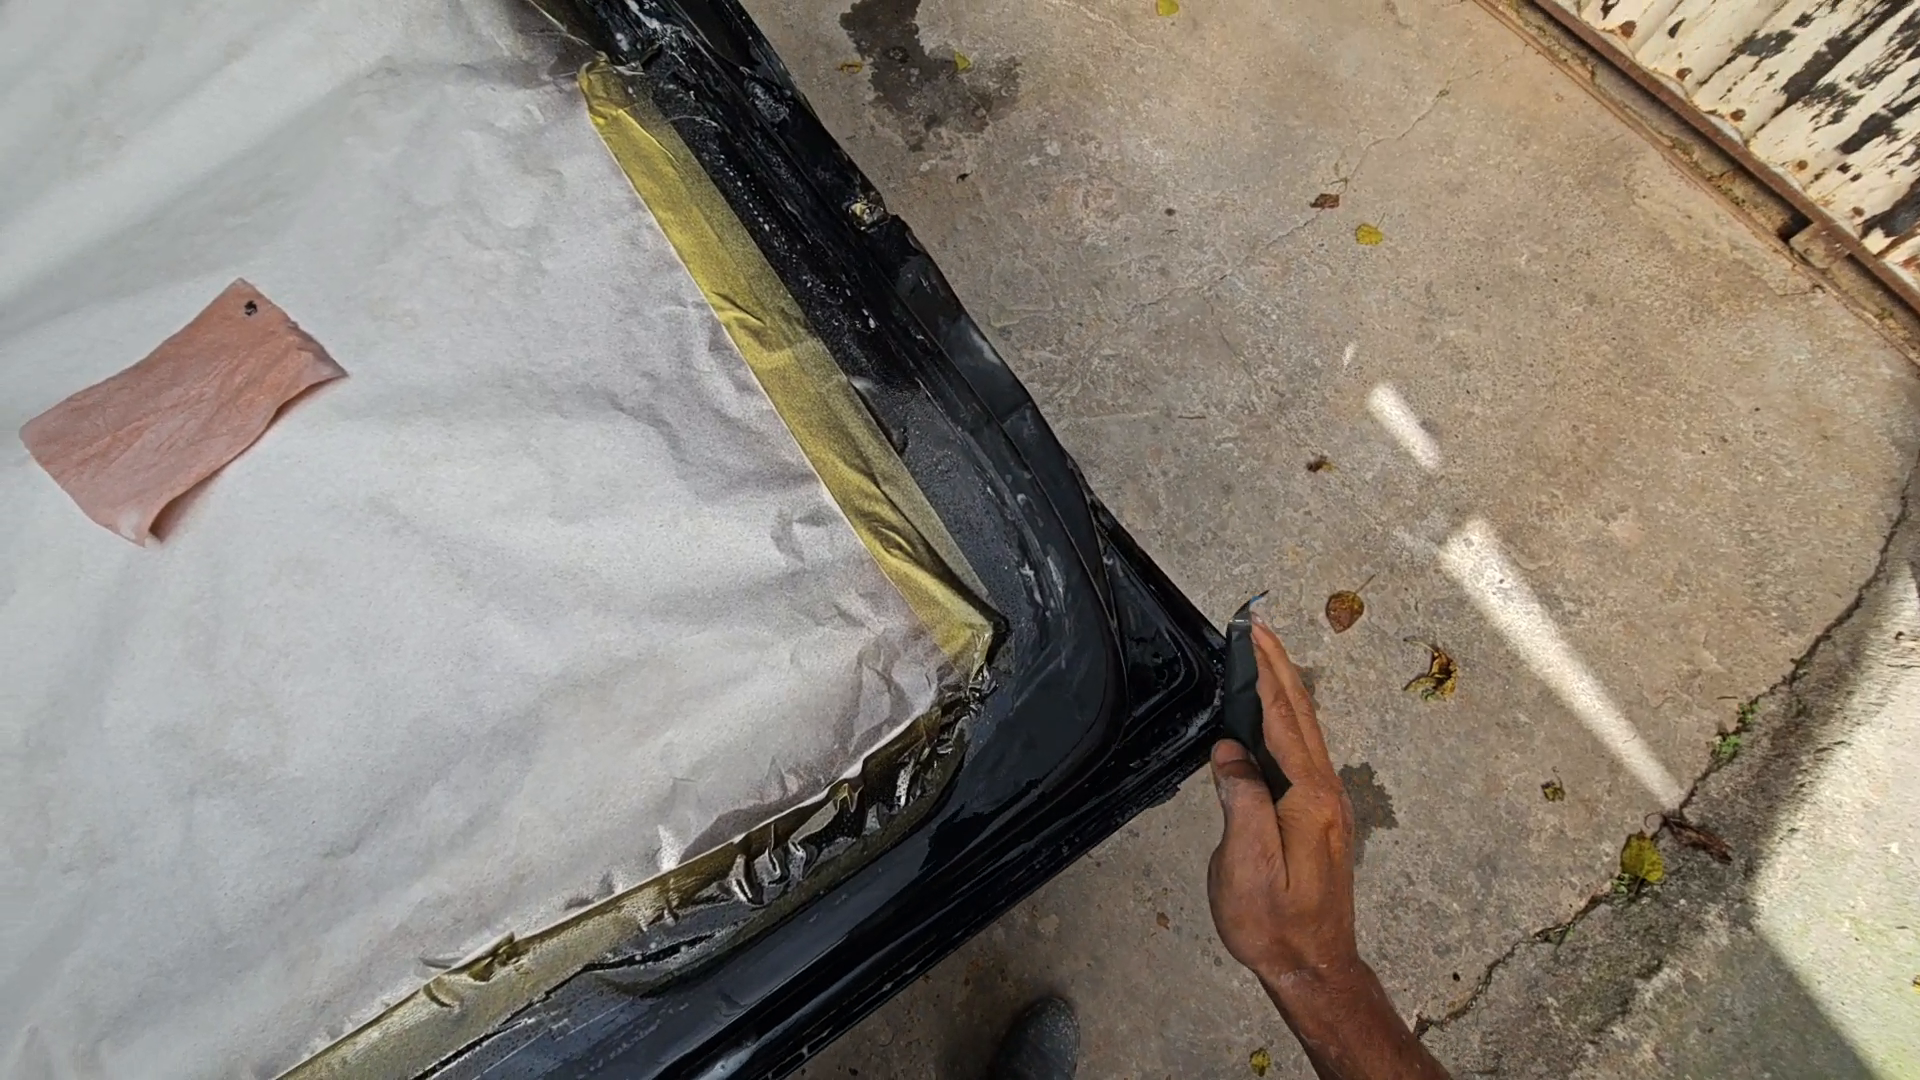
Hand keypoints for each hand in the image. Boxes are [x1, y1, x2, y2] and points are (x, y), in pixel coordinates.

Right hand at [1207, 620, 1450, 1079]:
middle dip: (1280, 665)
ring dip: (1285, 684)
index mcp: (1307, 797)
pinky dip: (1287, 713)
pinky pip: (1302, 746)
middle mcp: (1324, 790)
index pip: (1284, 719)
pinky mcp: (1318, 811)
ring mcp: (1325, 800)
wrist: (1314, 967)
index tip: (1251, 635)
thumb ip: (1243, 803)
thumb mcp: (1247, 869)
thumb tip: (1230, 749)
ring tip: (1263, 652)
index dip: (1266, 674)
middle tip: (1258, 626)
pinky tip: (1274, 708)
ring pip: (1306, 727)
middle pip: (1302, 714)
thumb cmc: (1272, 923)